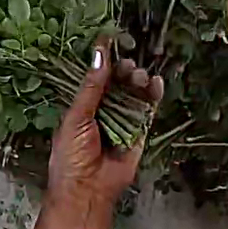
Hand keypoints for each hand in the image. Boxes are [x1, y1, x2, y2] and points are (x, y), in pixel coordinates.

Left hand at [47, 40, 164, 211]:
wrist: (87, 190)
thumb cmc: (72, 154)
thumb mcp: (77, 116)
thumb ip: (92, 85)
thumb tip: (100, 52)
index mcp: (84, 105)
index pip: (96, 76)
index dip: (104, 59)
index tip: (112, 38)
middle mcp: (104, 110)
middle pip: (118, 82)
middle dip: (124, 70)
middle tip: (128, 66)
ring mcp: (123, 120)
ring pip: (134, 93)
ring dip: (138, 81)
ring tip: (139, 76)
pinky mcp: (140, 132)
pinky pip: (148, 110)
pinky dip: (153, 96)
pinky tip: (155, 83)